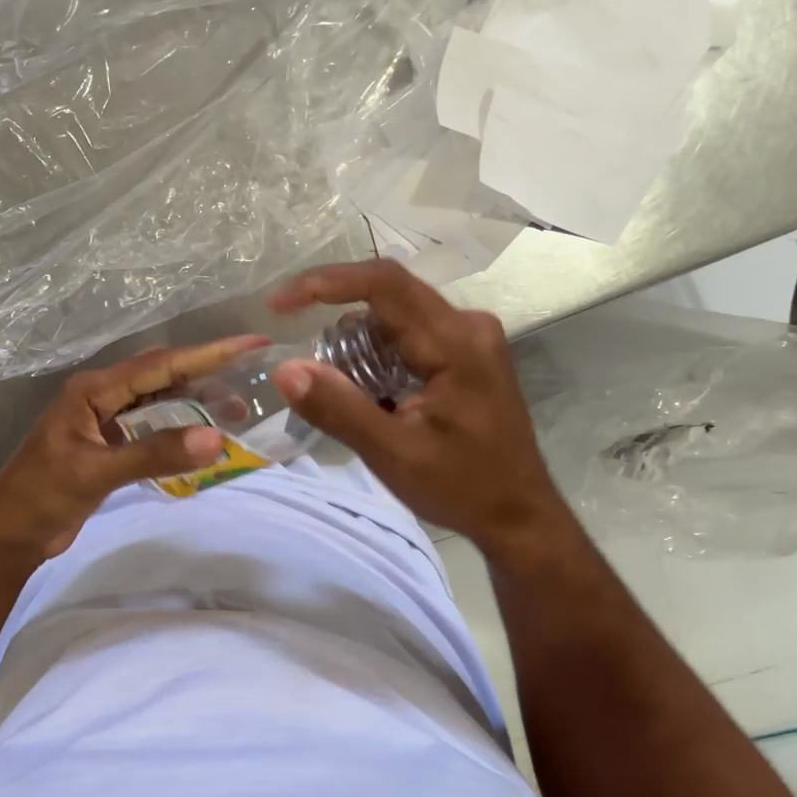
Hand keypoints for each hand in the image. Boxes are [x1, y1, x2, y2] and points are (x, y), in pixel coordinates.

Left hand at [0, 336, 269, 558]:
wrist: (9, 535)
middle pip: (160, 376)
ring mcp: (101, 423)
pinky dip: (176, 429)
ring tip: (236, 408)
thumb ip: (153, 454)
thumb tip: (216, 439)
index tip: (252, 344)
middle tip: (255, 376)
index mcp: (92, 391)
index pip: (159, 365)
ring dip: (193, 401)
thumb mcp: (95, 473)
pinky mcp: (105, 448)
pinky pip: (148, 428)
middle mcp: (98, 398)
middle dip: (206, 372)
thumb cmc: (41, 497)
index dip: (207, 353)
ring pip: (156, 401)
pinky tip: (200, 437)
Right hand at [267, 260, 570, 555]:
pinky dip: (373, 353)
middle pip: (388, 294)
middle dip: (331, 309)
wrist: (519, 514)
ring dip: (354, 340)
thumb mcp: (392, 453)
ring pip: (394, 316)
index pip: (385, 285)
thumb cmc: (462, 486)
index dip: (325, 282)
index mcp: (456, 342)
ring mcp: (469, 339)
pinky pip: (407, 335)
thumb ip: (339, 408)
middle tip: (291, 339)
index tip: (278, 304)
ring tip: (332, 384)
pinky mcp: (465, 356)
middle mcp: (467, 326)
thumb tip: (284, 369)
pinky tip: (363, 391)